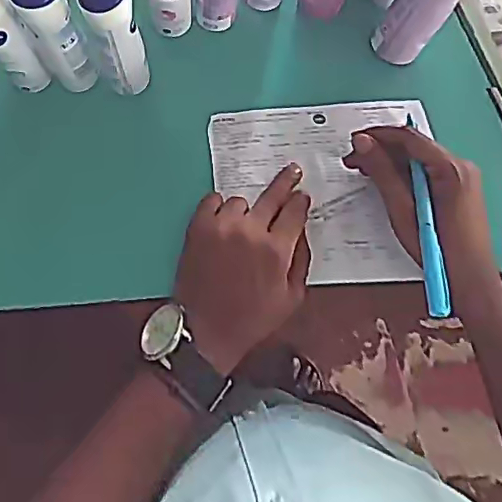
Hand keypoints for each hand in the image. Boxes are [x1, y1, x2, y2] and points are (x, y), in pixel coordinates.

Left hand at [174, 164, 311, 373]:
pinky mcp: (199, 225)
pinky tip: (221, 222)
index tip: (302, 194)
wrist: (205, 330)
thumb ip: (301, 260)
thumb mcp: (291, 298)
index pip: (294, 211)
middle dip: (286, 182)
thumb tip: (302, 230)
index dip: (300, 201)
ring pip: (240, 202)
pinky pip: (213, 200)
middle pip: (273, 195)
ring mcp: (222, 225)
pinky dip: (218, 208)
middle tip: (293, 171)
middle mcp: (251, 231)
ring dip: (245, 212)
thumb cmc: (252, 318)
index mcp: (277, 250)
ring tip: (241, 232)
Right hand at [343, 127, 501, 316]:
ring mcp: (462, 176)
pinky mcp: (460, 187)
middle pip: (414, 145)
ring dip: (391, 160)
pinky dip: (405, 171)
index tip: (355, 141)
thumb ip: (382, 172)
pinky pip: (427, 168)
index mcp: (451, 168)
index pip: (408, 136)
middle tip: (355, 158)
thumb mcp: (402, 209)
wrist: (469, 280)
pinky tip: (388, 181)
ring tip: (366, 170)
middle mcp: (461, 166)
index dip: (378, 135)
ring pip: (419, 156)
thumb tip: (364, 143)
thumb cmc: (438, 250)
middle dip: (382, 148)